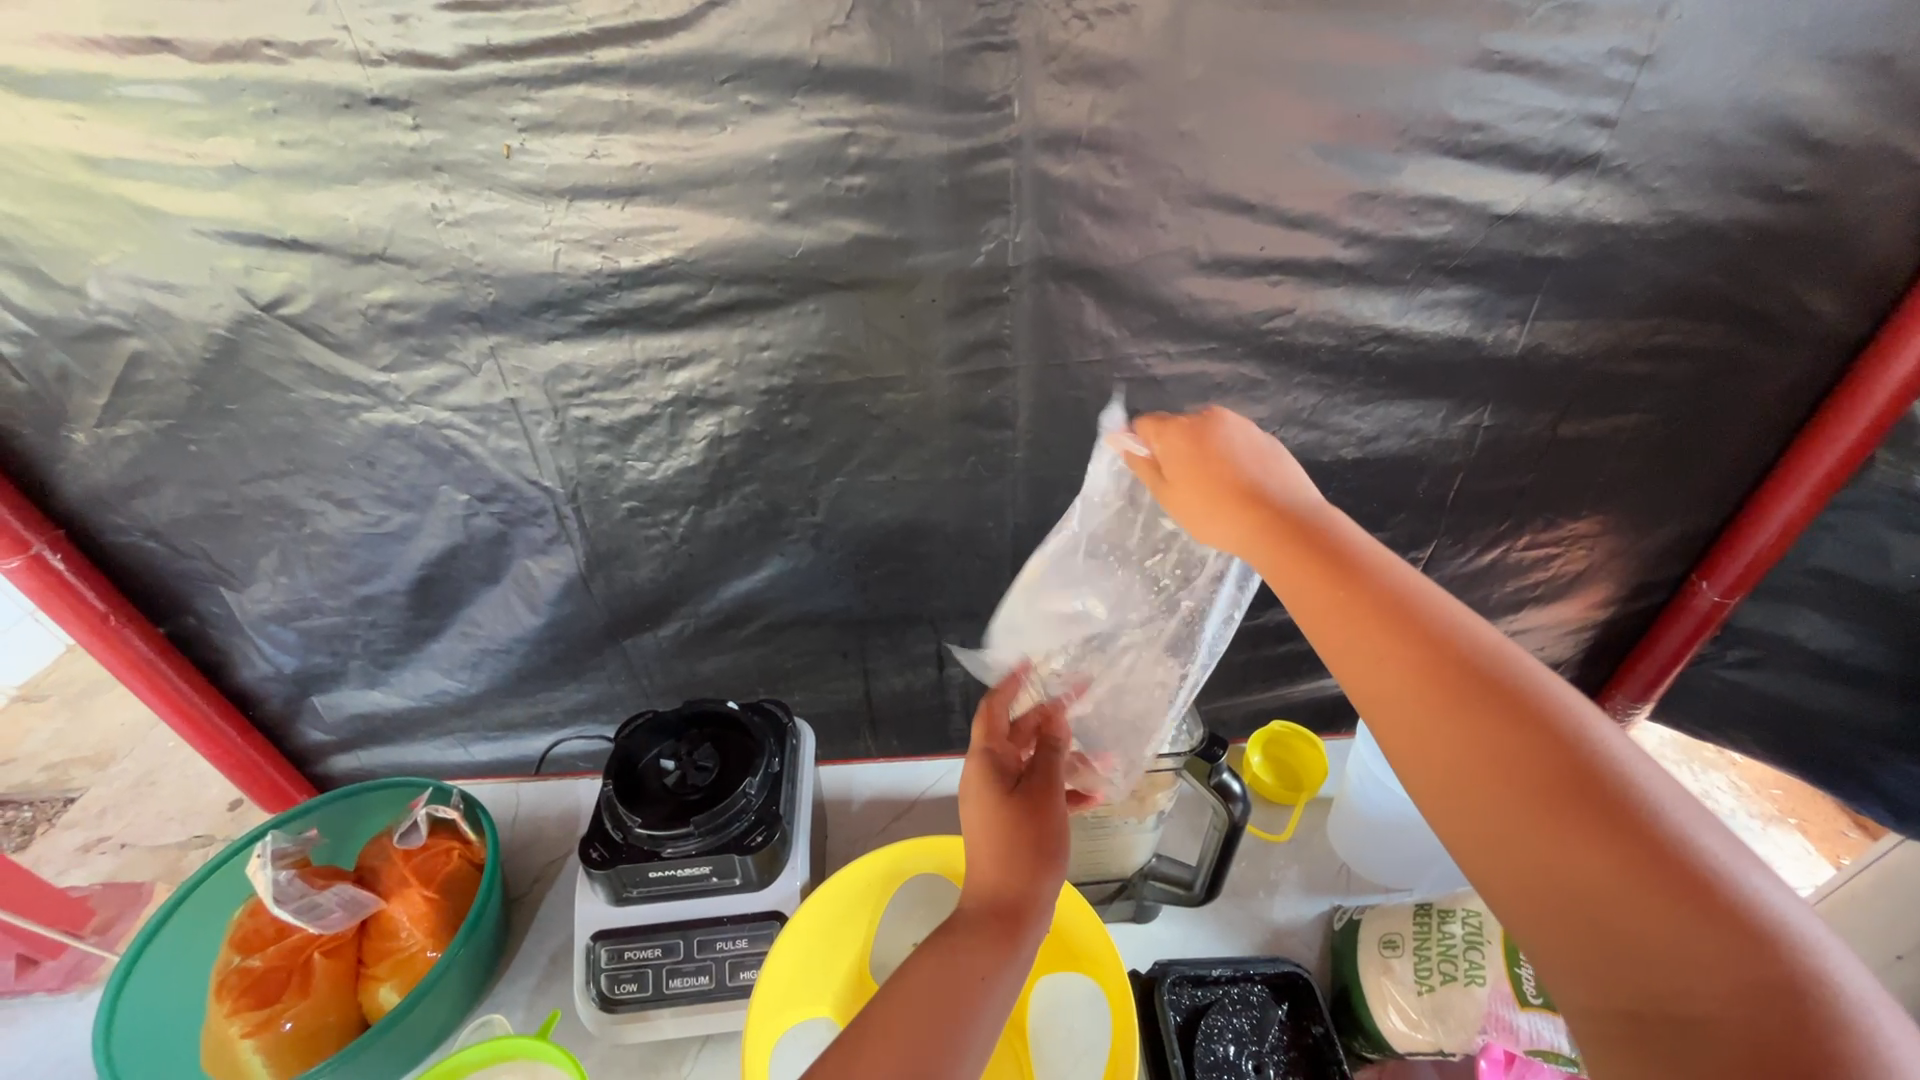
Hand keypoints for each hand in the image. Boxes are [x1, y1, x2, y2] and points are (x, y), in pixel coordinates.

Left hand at [956, 667, 1091, 937]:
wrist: (1007, 912)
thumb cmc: (1024, 845)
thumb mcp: (1043, 792)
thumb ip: (1050, 750)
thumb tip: (1053, 716)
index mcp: (986, 760)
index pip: (995, 708)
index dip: (1012, 683)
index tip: (1032, 662)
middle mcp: (988, 774)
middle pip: (1018, 734)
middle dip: (1051, 718)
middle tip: (1084, 698)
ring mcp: (999, 800)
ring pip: (1033, 765)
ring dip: (1064, 759)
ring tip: (1104, 756)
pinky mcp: (1012, 822)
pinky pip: (1037, 794)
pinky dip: (1061, 791)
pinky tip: (1095, 797)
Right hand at [1124, 406, 1325, 558]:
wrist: (1281, 521)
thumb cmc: (1213, 513)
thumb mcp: (1167, 496)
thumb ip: (1142, 465)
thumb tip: (1119, 440)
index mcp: (1176, 429)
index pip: (1144, 423)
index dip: (1141, 444)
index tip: (1152, 471)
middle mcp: (1206, 416)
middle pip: (1178, 427)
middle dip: (1175, 449)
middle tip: (1184, 486)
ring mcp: (1240, 424)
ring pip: (1209, 433)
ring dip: (1204, 452)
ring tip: (1216, 488)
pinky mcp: (1265, 436)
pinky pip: (1235, 442)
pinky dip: (1231, 457)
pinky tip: (1241, 486)